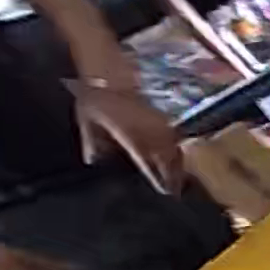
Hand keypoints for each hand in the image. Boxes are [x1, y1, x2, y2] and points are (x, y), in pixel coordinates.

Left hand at [69, 81, 186, 194]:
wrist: (112, 76)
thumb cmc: (96, 99)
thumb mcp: (87, 120)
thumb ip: (92, 142)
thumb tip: (91, 161)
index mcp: (133, 139)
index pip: (149, 164)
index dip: (158, 179)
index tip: (165, 192)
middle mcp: (152, 136)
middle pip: (168, 162)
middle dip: (173, 178)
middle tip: (177, 192)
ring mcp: (162, 129)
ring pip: (176, 154)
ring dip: (179, 168)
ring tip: (181, 180)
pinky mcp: (167, 122)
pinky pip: (177, 143)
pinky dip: (178, 154)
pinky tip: (178, 160)